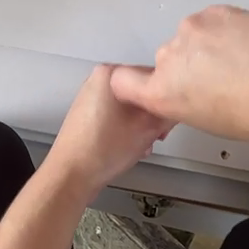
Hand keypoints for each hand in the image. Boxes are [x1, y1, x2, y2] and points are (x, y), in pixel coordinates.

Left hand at [42, 65, 172, 194]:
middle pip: (140, 92)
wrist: (71, 175)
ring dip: (142, 124)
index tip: (170, 117)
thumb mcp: (148, 128)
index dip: (166, 99)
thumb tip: (177, 105)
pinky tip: (131, 146)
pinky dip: (128, 129)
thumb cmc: (101, 151)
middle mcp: (97, 80)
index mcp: (109, 74)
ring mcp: (91, 98)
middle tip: (158, 133)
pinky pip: (118, 116)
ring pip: (130, 106)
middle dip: (153, 114)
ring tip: (143, 143)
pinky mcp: (88, 115)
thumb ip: (167, 111)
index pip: (153, 76)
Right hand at [111, 5, 248, 143]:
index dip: (136, 80)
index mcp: (162, 94)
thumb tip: (192, 89)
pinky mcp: (215, 12)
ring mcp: (191, 31)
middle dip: (188, 62)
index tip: (152, 80)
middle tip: (220, 76)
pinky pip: (215, 19)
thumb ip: (184, 100)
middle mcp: (169, 59)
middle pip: (167, 56)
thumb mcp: (206, 120)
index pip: (123, 80)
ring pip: (193, 34)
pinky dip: (228, 28)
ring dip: (209, 42)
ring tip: (241, 60)